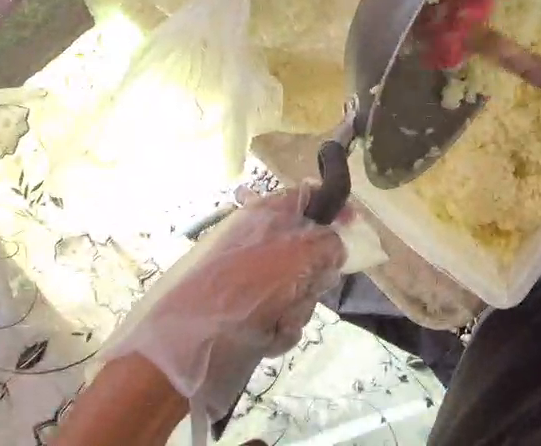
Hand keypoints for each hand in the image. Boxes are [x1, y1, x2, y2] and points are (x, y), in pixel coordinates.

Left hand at [99, 187, 346, 426]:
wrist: (186, 345)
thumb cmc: (246, 287)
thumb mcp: (299, 253)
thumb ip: (329, 242)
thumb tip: (337, 245)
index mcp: (266, 213)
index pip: (311, 196)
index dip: (336, 209)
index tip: (354, 227)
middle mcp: (258, 241)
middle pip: (311, 249)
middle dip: (316, 273)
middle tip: (309, 286)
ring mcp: (250, 278)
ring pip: (299, 286)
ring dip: (298, 306)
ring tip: (280, 319)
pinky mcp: (244, 312)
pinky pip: (280, 314)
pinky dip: (279, 327)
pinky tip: (268, 335)